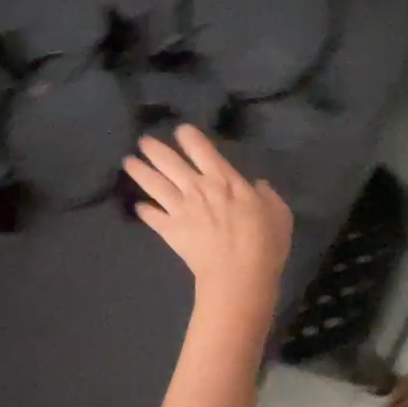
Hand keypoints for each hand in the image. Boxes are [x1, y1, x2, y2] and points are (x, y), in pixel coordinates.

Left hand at [124, 126, 292, 312]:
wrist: (239, 274)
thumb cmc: (264, 242)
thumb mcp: (279, 213)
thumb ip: (267, 195)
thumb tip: (258, 185)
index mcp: (223, 178)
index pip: (200, 147)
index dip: (188, 136)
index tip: (181, 131)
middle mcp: (196, 187)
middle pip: (168, 160)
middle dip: (154, 148)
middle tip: (144, 142)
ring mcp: (180, 208)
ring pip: (153, 183)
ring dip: (139, 171)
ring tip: (128, 162)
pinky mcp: (170, 231)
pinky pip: (152, 217)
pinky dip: (144, 211)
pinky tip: (138, 207)